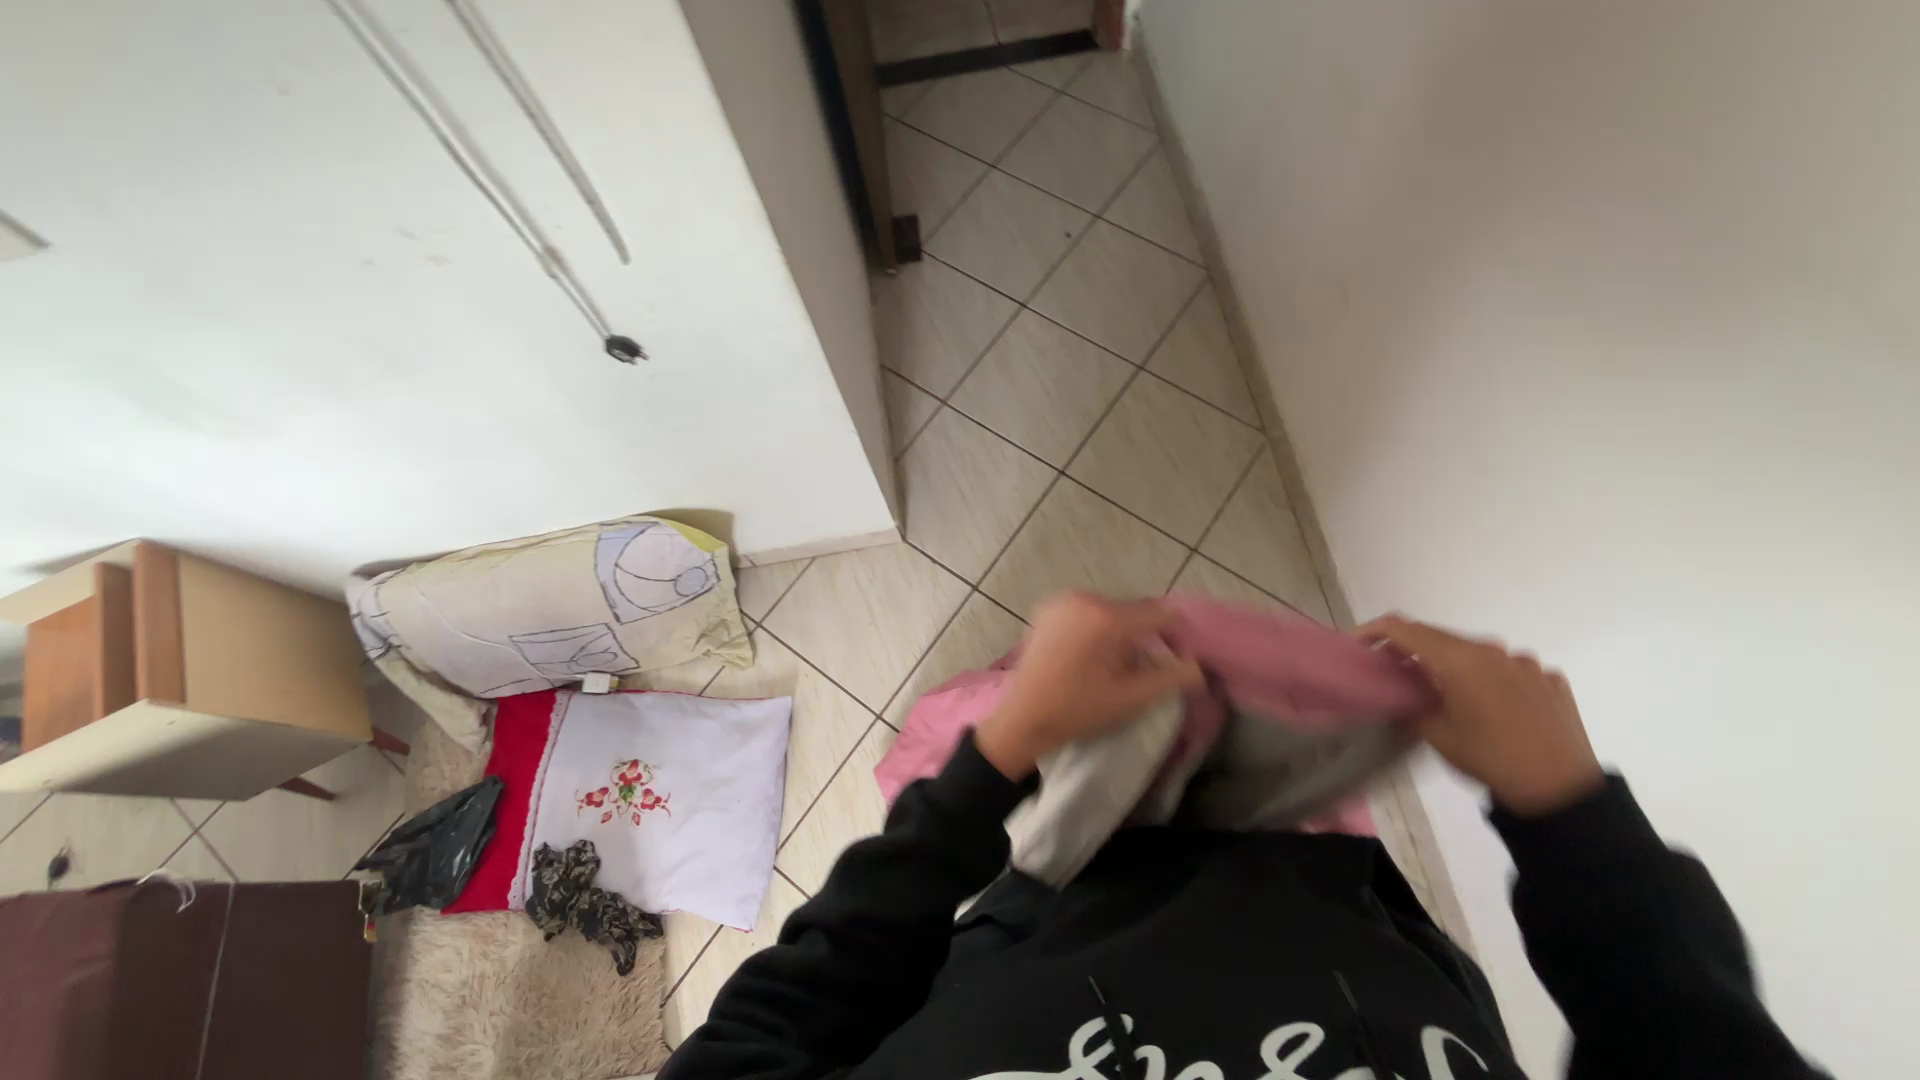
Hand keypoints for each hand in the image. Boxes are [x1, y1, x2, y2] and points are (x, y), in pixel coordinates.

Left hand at [975, 591, 1203, 779]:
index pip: (1160, 614)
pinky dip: (1095, 628)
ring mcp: (1061, 602)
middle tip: (1142, 669)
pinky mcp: (1046, 611)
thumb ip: (1172, 678)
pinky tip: (1089, 657)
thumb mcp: (1132, 698)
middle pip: (1133, 611)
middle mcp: (1084, 598)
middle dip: (1144, 636)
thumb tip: (1198, 667)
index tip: (1175, 661)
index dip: (1175, 636)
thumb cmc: (1079, 710)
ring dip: (1120, 632)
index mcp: (1107, 617)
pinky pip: (1085, 612)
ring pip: (1109, 611)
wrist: (1023, 719)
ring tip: (1114, 666)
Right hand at [1357, 614, 1603, 815]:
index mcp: (1459, 659)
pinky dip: (1489, 679)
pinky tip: (1491, 706)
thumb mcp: (1435, 734)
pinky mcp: (1549, 679)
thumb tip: (1405, 692)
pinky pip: (1508, 669)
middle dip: (1412, 650)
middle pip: (1439, 637)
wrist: (1561, 790)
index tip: (1357, 644)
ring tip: (1448, 694)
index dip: (1373, 630)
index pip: (1404, 628)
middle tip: (1395, 670)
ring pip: (1476, 653)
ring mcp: (1526, 662)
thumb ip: (1412, 703)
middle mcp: (1492, 650)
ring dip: (1454, 665)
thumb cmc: (1489, 758)